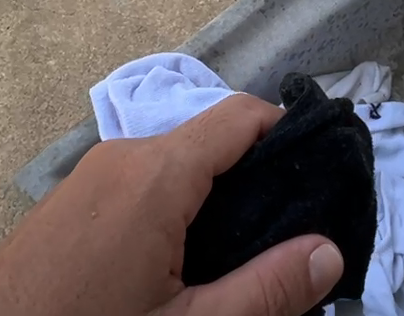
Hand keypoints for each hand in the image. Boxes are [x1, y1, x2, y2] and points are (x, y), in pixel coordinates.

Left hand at [0, 94, 345, 315]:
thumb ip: (266, 289)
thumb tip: (331, 250)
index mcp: (158, 170)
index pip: (243, 114)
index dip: (290, 133)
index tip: (323, 175)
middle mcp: (125, 152)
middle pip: (213, 140)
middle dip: (257, 178)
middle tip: (287, 233)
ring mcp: (93, 173)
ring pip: (178, 163)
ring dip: (215, 197)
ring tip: (237, 257)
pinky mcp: (72, 198)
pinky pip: (142, 182)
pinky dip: (175, 206)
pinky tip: (179, 264)